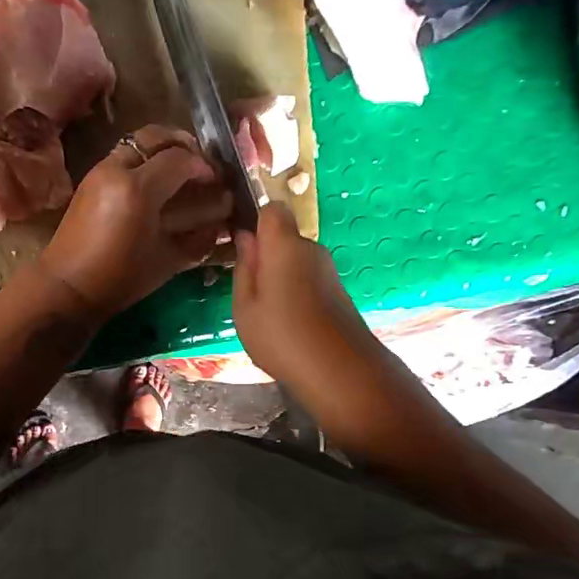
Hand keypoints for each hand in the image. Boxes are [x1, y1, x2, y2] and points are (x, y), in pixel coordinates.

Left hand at [38, 126, 231, 317]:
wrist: (67, 288)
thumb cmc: (121, 279)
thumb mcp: (167, 261)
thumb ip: (198, 238)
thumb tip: (221, 224)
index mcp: (138, 188)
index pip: (181, 159)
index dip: (205, 166)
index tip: (218, 180)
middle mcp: (117, 169)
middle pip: (157, 136)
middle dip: (183, 145)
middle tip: (200, 164)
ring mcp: (99, 171)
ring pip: (137, 143)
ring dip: (162, 151)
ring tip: (179, 171)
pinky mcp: (89, 180)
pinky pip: (122, 157)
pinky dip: (143, 162)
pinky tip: (156, 185)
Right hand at [233, 199, 378, 386]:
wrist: (338, 370)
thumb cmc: (281, 336)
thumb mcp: (245, 306)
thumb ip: (244, 267)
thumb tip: (246, 238)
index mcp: (284, 245)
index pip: (271, 208)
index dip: (255, 220)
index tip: (241, 246)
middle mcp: (311, 248)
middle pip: (284, 238)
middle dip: (265, 255)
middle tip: (248, 291)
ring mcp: (328, 270)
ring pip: (295, 261)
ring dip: (280, 278)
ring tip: (266, 314)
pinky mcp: (337, 291)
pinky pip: (307, 280)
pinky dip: (295, 294)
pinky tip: (288, 324)